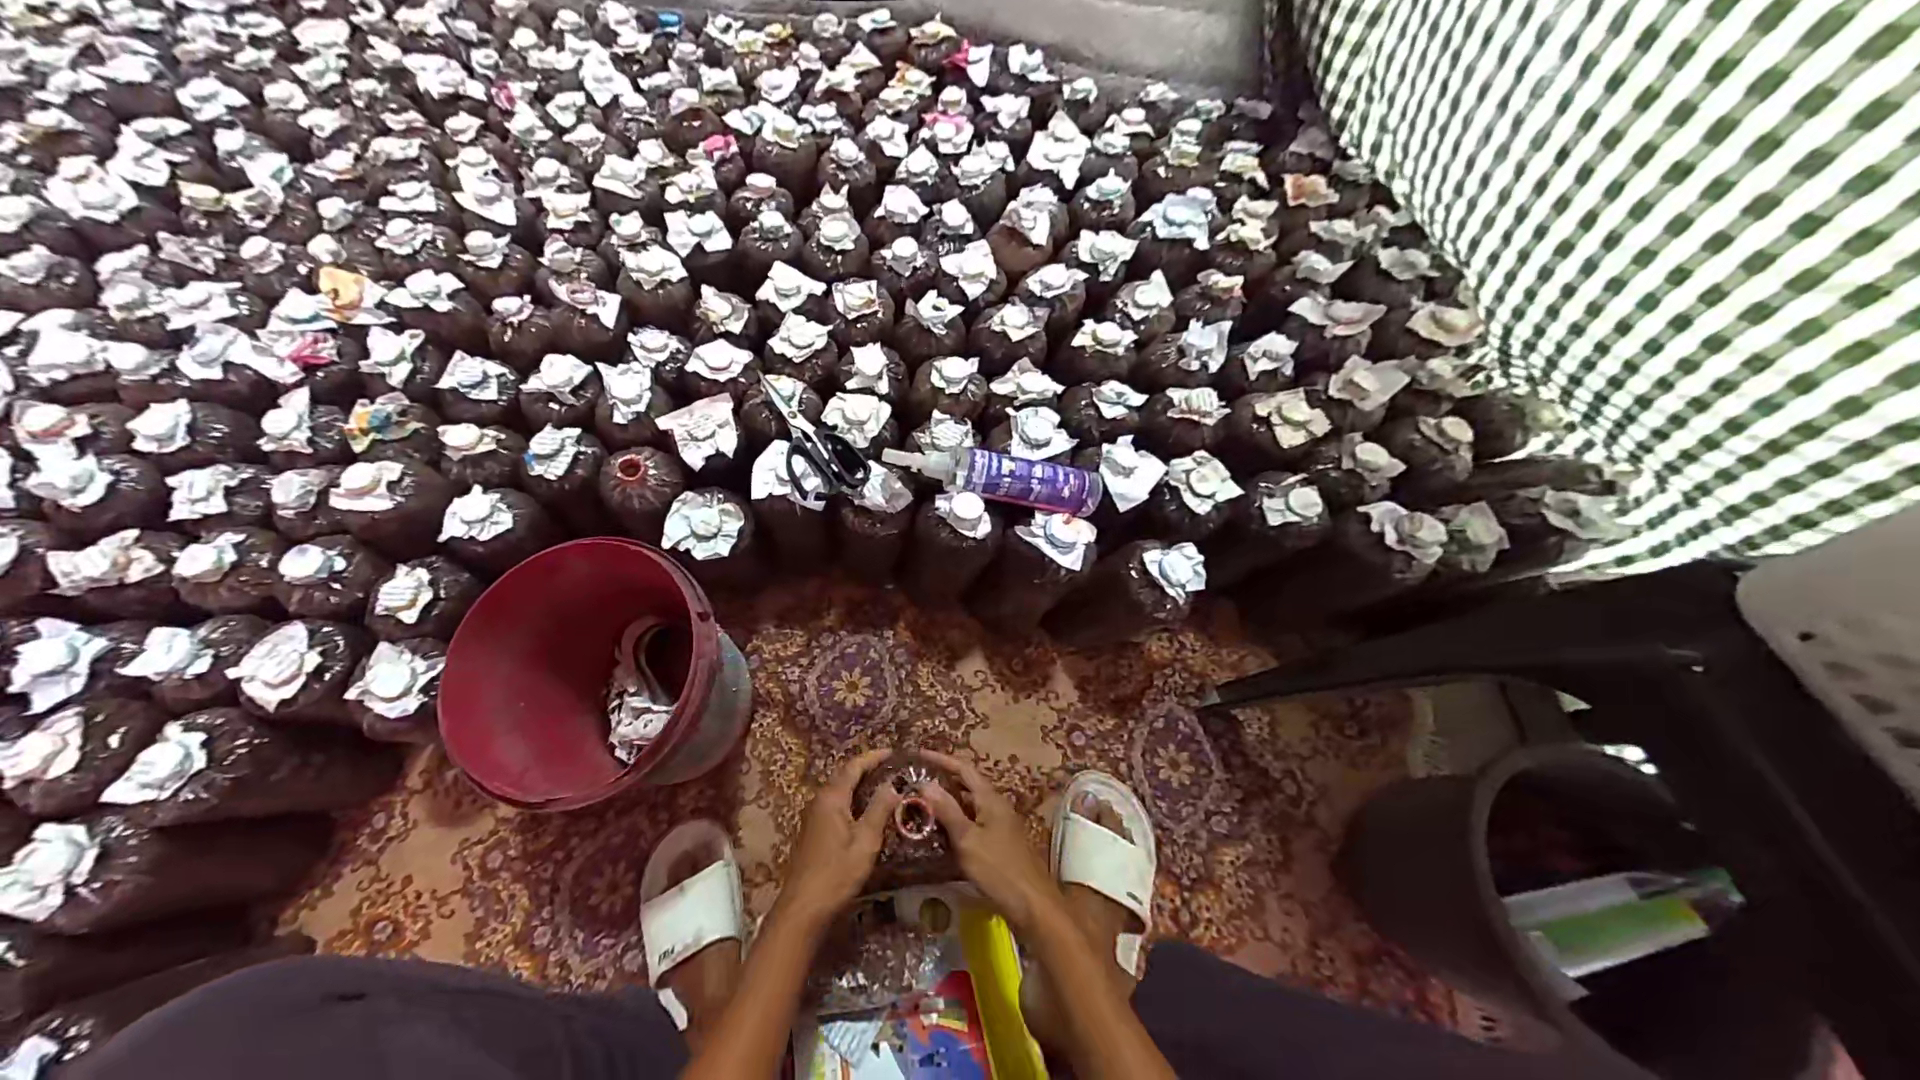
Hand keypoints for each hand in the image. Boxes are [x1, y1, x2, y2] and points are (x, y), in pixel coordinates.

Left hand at [779, 748, 898, 923]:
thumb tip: (893, 784)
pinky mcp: (813, 833)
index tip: (893, 753)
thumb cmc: (837, 872)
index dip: (873, 757)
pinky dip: (853, 800)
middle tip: (891, 767)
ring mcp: (813, 817)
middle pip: (844, 776)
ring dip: (859, 785)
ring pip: (839, 792)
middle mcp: (819, 801)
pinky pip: (836, 805)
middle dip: (867, 769)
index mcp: (831, 798)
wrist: (803, 908)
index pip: (853, 767)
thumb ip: (879, 809)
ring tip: (883, 785)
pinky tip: (866, 811)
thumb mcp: (866, 841)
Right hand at [917, 750, 1060, 931]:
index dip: (941, 759)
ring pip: (969, 805)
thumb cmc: (998, 868)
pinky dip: (954, 822)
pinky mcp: (998, 844)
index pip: (963, 768)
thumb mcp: (967, 839)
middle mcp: (996, 806)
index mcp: (990, 798)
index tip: (918, 754)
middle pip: (967, 785)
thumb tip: (925, 783)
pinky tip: (939, 832)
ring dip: (947, 802)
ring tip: (921, 804)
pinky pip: (972, 823)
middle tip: (915, 780)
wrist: (1032, 904)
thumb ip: (947, 810)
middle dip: (942, 779)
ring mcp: (999, 825)